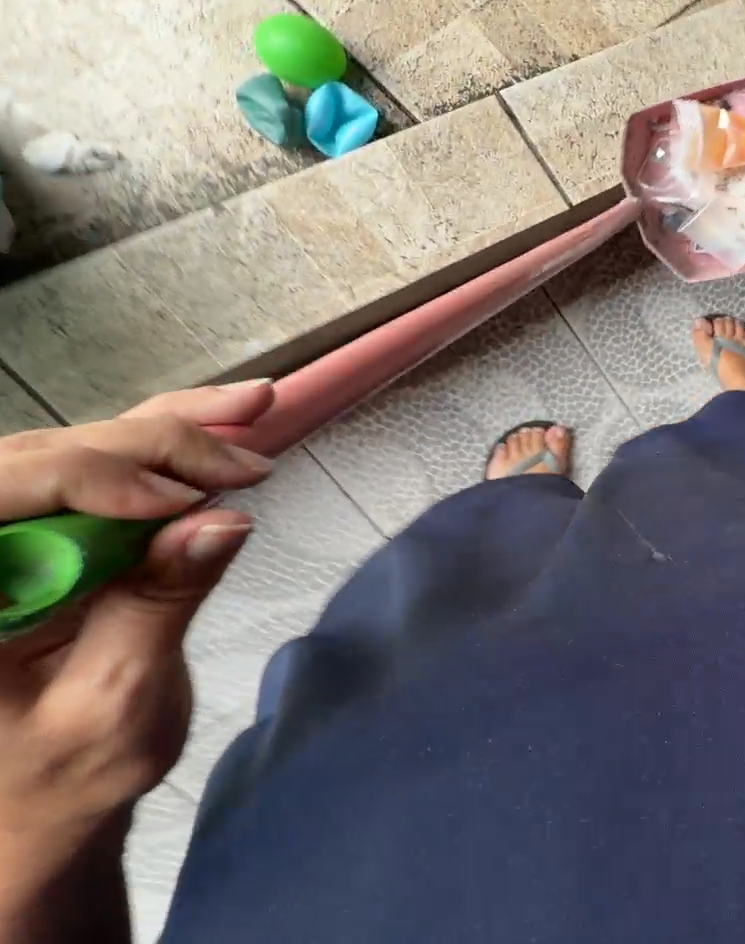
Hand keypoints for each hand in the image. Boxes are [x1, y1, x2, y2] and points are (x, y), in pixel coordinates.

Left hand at [0, 383, 273, 877]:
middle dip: (143, 449)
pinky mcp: (38, 532)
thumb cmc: (60, 776)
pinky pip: (92, 463)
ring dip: (163, 429)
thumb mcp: (113, 706)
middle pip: (27, 461)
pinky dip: (163, 434)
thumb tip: (221, 521)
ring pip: (62, 447)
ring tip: (252, 409)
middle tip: (245, 466)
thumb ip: (154, 608)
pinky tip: (227, 412)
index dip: (81, 479)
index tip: (186, 500)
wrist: (31, 800)